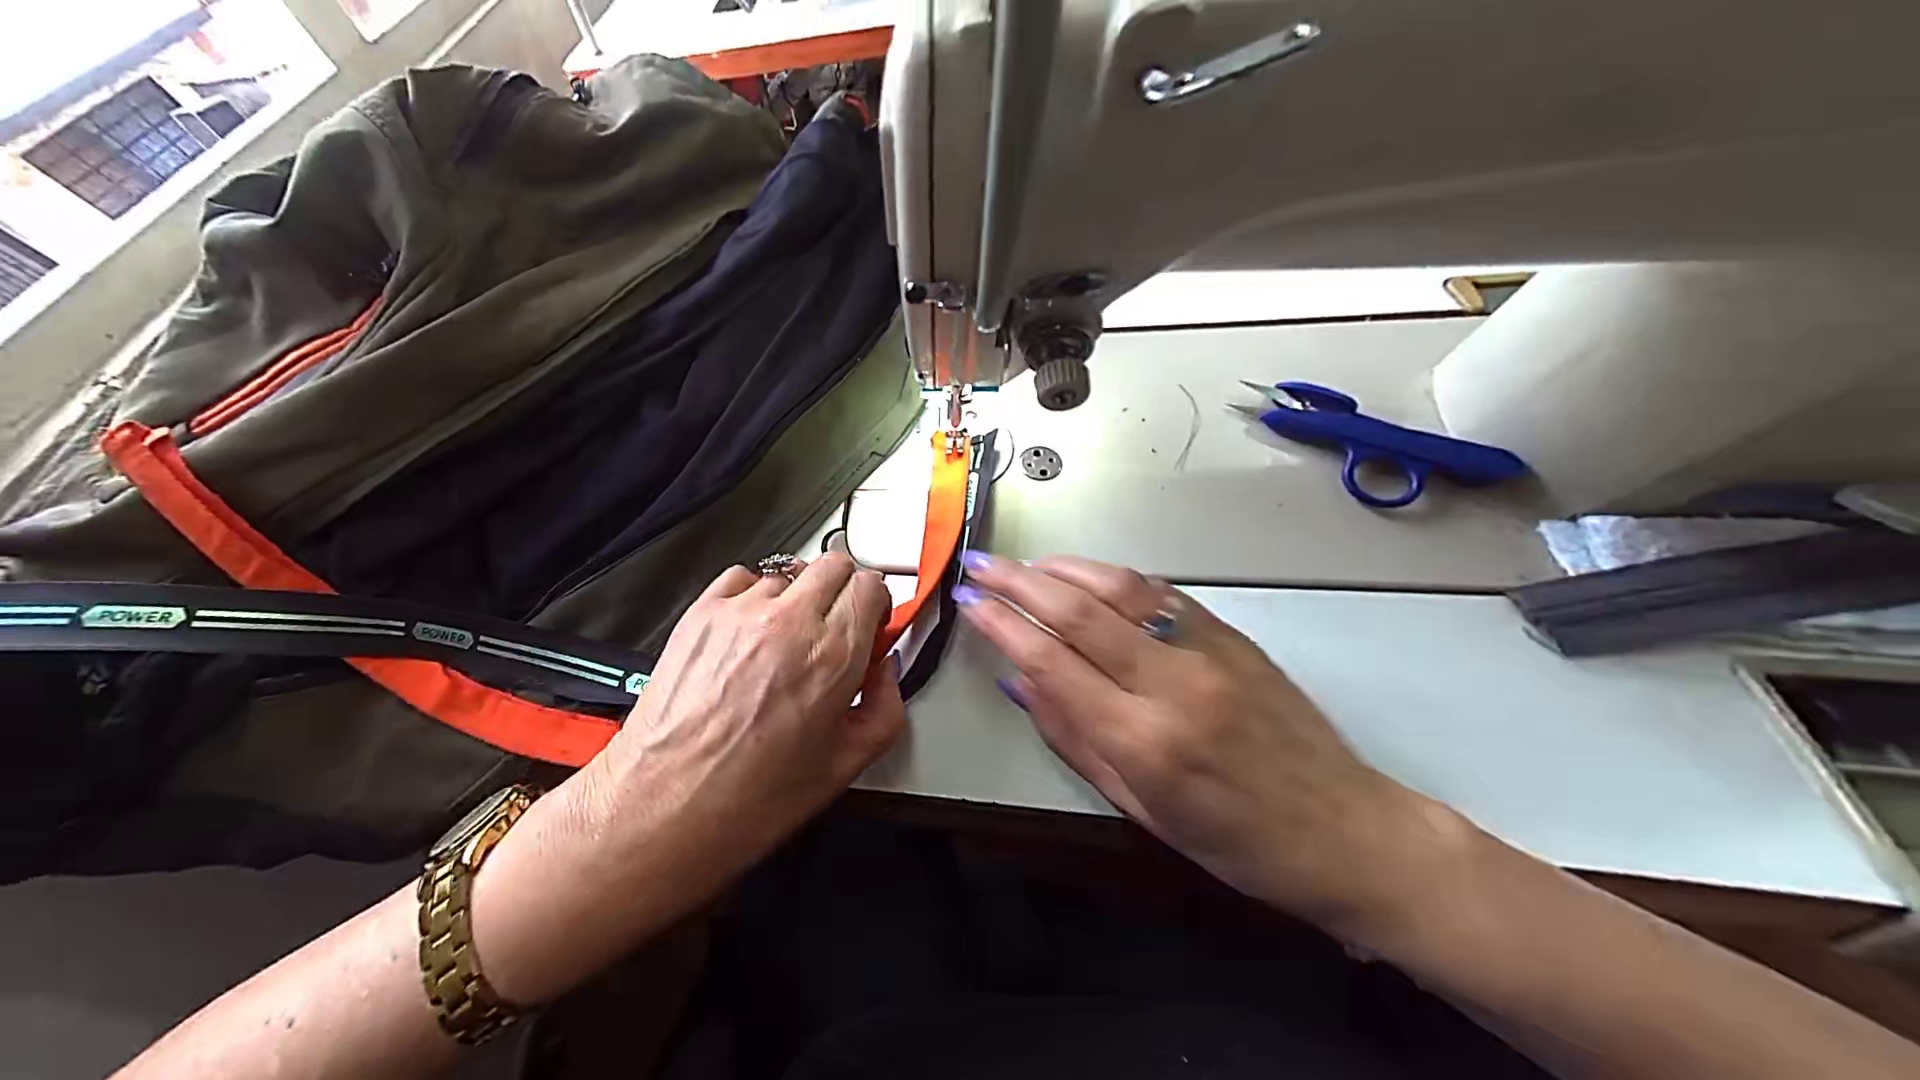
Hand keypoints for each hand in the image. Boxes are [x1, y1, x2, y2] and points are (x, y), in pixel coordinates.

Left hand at [472, 553, 904, 1002]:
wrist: (664, 807)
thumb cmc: (746, 797)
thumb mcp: (846, 765)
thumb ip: (885, 707)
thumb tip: (885, 675)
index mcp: (833, 657)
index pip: (873, 586)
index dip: (876, 604)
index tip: (870, 624)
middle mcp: (789, 623)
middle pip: (836, 564)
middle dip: (844, 590)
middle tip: (836, 625)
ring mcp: (742, 613)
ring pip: (789, 573)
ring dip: (797, 598)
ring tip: (785, 641)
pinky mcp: (702, 614)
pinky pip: (742, 578)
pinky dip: (753, 597)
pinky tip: (751, 635)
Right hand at [954, 552, 1469, 938]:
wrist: (1344, 829)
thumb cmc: (1235, 841)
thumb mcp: (1139, 808)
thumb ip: (1074, 739)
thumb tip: (1020, 683)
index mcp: (1143, 740)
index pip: (1052, 662)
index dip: (1003, 627)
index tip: (971, 606)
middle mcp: (1173, 683)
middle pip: (1079, 612)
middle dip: (1018, 582)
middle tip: (980, 566)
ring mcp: (1208, 651)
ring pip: (1119, 587)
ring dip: (1063, 567)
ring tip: (1024, 563)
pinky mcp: (1232, 635)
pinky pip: (1160, 593)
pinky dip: (1113, 576)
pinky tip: (1086, 572)